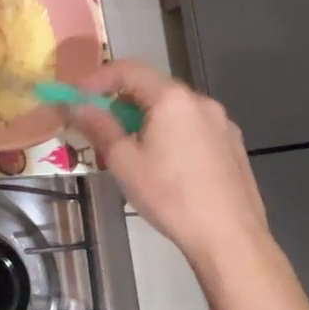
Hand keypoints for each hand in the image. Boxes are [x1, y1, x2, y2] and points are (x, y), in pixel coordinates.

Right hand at [67, 60, 269, 266]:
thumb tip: (75, 105)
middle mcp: (200, 102)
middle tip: (99, 124)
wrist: (230, 239)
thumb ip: (98, 125)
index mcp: (172, 98)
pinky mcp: (234, 146)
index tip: (76, 97)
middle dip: (121, 101)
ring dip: (146, 118)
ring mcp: (222, 124)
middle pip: (152, 87)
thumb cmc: (170, 196)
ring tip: (130, 148)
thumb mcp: (122, 161)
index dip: (96, 79)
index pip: (127, 70)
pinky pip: (193, 127)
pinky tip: (165, 164)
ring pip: (174, 109)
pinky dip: (171, 132)